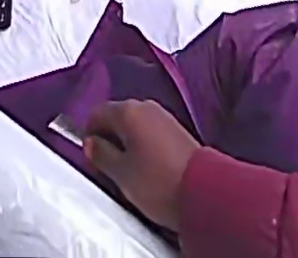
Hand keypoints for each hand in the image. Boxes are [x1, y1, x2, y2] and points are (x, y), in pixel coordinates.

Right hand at [83, 100, 199, 230]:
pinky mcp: (177, 128)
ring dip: (128, 140)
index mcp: (127, 110)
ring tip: (131, 168)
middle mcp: (144, 105)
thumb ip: (101, 154)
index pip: (96, 113)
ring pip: (135, 123)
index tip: (93, 155)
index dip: (90, 133)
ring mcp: (163, 115)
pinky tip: (149, 164)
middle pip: (116, 115)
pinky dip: (144, 143)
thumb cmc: (158, 182)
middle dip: (110, 136)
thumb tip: (91, 142)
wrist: (208, 192)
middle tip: (110, 165)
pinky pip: (151, 130)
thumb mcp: (122, 174)